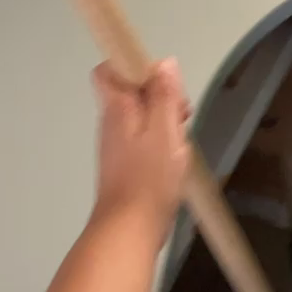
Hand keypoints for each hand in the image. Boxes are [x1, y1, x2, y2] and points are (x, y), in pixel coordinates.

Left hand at [91, 58, 190, 231]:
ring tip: (183, 138)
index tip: (162, 81)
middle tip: (182, 113)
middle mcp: (111, 122)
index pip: (109, 70)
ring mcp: (116, 146)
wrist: (129, 229)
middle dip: (159, 95)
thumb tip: (164, 62)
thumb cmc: (149, 177)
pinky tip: (176, 157)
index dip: (134, 66)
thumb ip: (164, 95)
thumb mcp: (165, 130)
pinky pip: (143, 139)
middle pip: (131, 93)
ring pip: (140, 117)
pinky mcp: (125, 165)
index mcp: (117, 108)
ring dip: (164, 120)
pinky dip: (161, 141)